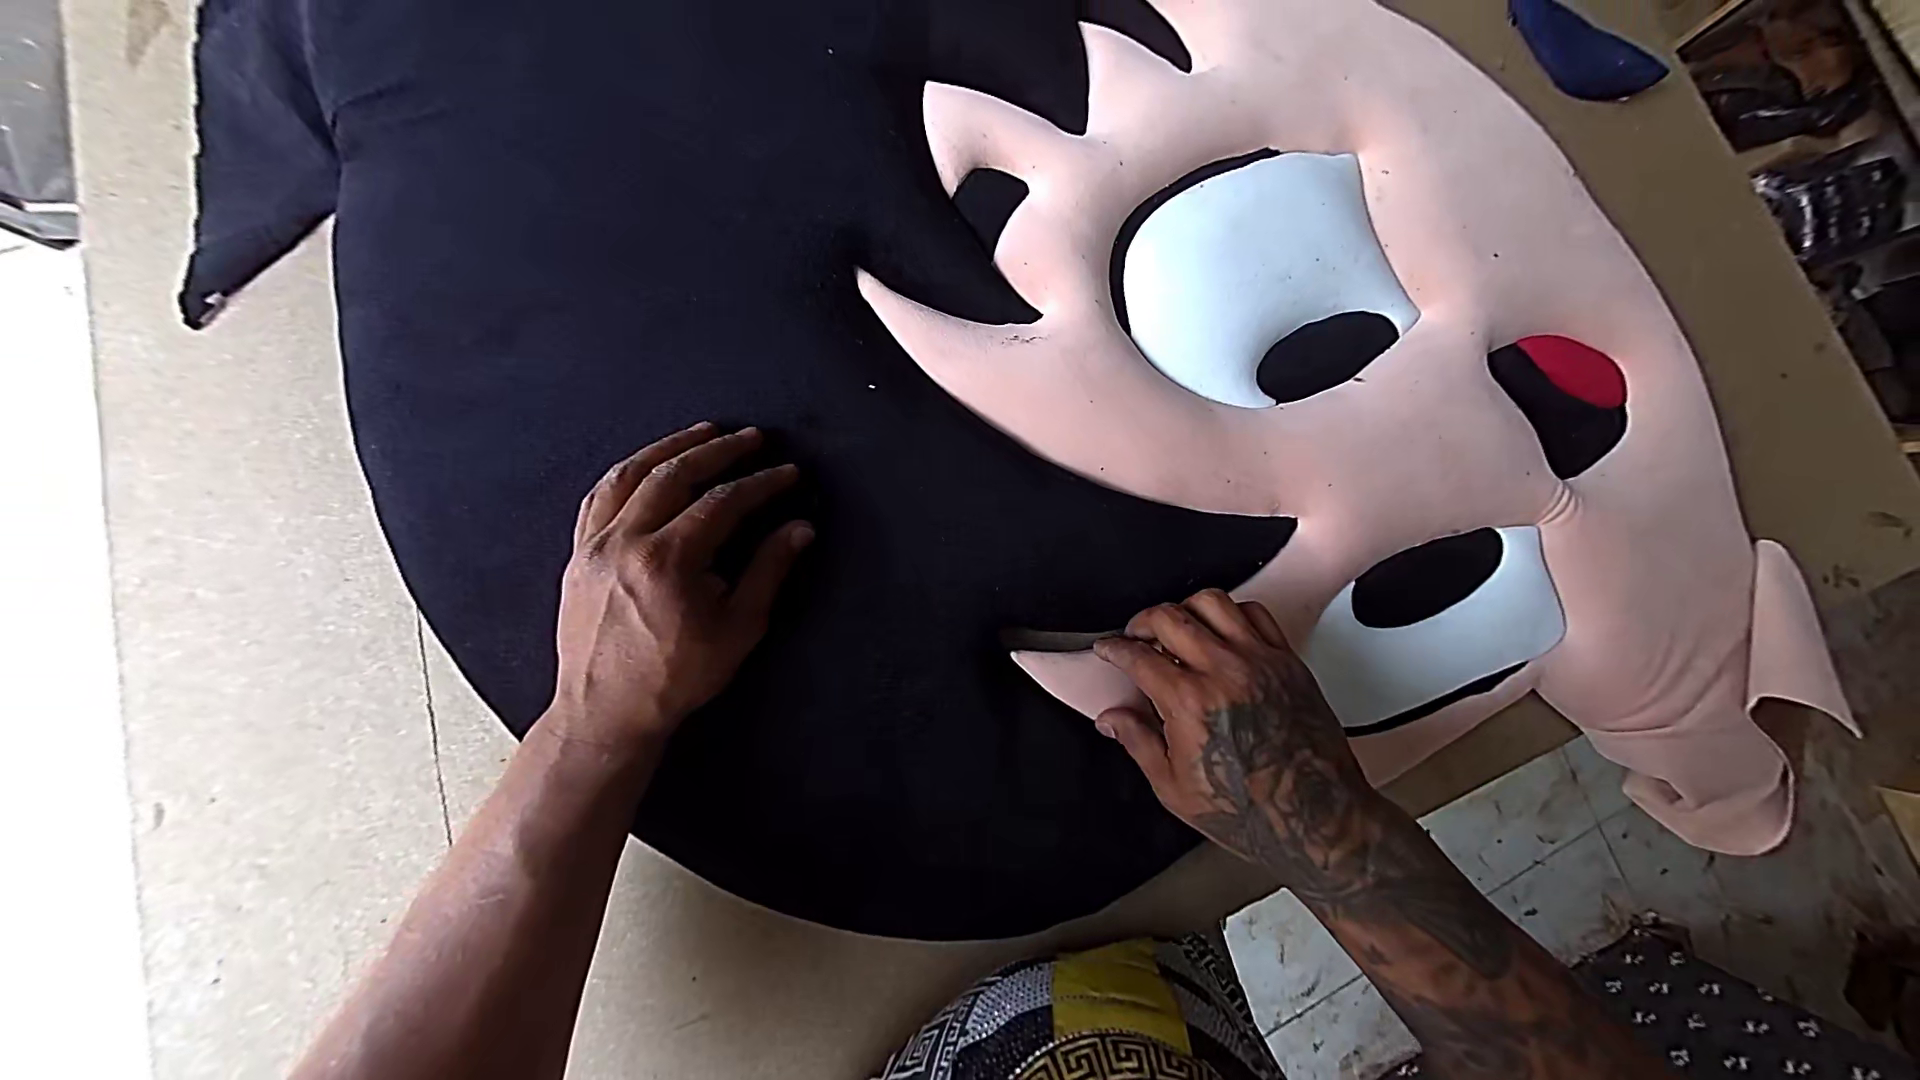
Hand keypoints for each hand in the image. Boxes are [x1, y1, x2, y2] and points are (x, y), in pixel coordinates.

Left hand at [546, 422, 812, 756]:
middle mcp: (625, 541)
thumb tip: (799, 530)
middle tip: (752, 437)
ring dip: (670, 447)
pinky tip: (647, 464)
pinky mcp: (577, 555)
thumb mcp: (739, 627)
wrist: (607, 711)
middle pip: (675, 475)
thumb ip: (769, 570)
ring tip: (703, 432)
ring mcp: (593, 545)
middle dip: (720, 450)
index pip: (722, 502)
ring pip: (630, 475)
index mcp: (668, 561)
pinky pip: (598, 497)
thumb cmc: (678, 675)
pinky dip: (627, 472)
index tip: (787, 474)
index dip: (761, 484)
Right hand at [1091, 590, 1385, 883]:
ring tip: (1176, 627)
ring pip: (1211, 602)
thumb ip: (1137, 742)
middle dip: (1140, 621)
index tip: (1108, 649)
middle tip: (1135, 635)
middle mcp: (1224, 673)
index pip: (1137, 655)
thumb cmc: (1252, 811)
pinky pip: (1254, 612)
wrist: (1317, 821)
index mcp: (1190, 703)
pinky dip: (1230, 613)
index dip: (1112, 648)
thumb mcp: (1174, 787)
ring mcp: (1258, 662)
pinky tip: (1221, 631)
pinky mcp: (1287, 662)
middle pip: (1167, 616)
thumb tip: (1113, 719)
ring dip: (1184, 609)